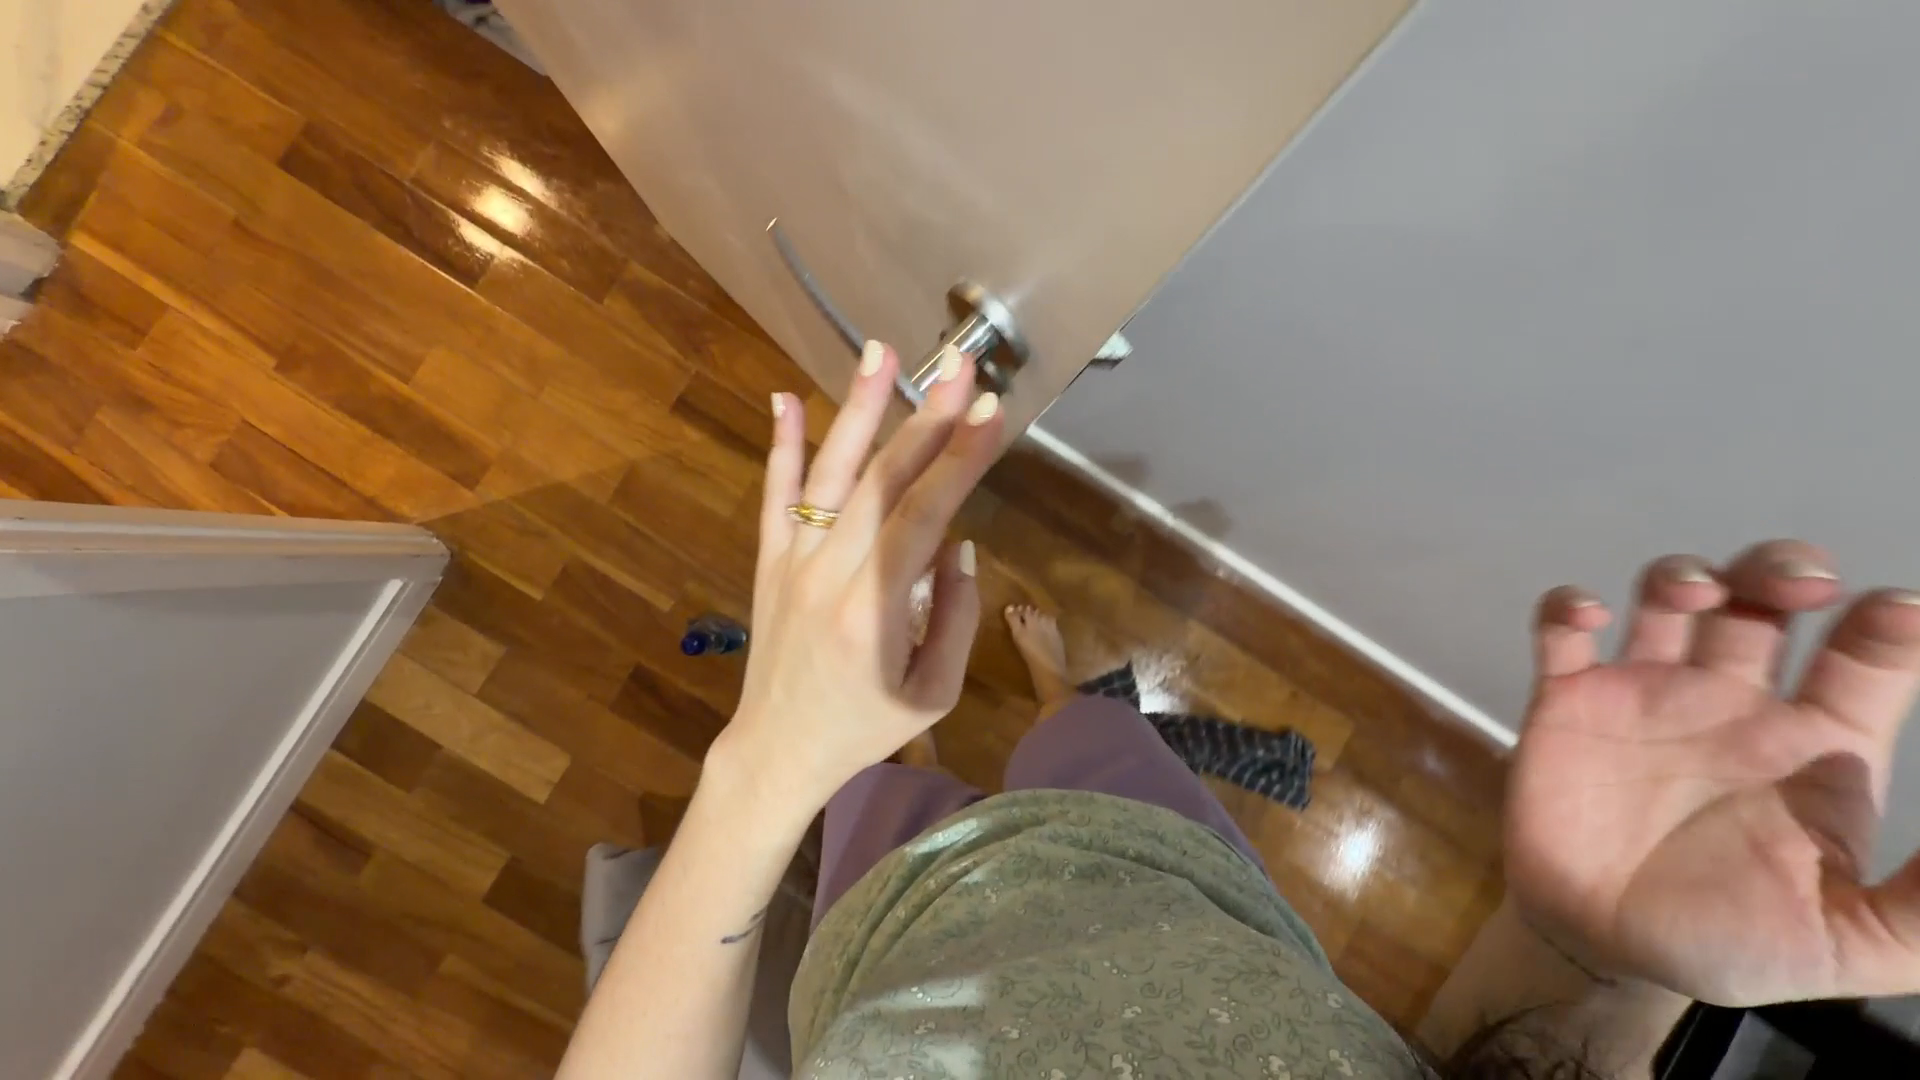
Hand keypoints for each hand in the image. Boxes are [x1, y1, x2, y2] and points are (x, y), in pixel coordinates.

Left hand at [708, 343, 1001, 817]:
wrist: (776, 751)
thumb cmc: (865, 727)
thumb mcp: (932, 694)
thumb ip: (955, 619)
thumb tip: (961, 544)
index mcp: (874, 611)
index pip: (923, 517)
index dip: (960, 461)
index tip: (993, 413)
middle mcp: (828, 573)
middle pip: (880, 482)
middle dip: (927, 420)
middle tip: (962, 368)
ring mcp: (791, 562)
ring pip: (827, 474)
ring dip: (858, 411)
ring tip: (883, 353)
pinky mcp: (768, 561)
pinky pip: (775, 497)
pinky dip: (781, 446)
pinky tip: (786, 398)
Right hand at [1508, 541, 1919, 1005]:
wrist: (1600, 941)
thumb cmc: (1726, 940)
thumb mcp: (1856, 942)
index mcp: (1809, 746)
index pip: (1863, 661)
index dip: (1886, 626)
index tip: (1893, 611)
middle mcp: (1728, 703)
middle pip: (1760, 604)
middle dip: (1780, 573)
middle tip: (1796, 587)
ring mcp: (1639, 695)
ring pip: (1663, 601)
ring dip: (1680, 575)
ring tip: (1691, 592)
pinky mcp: (1564, 701)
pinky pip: (1560, 635)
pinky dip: (1569, 609)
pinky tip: (1588, 618)